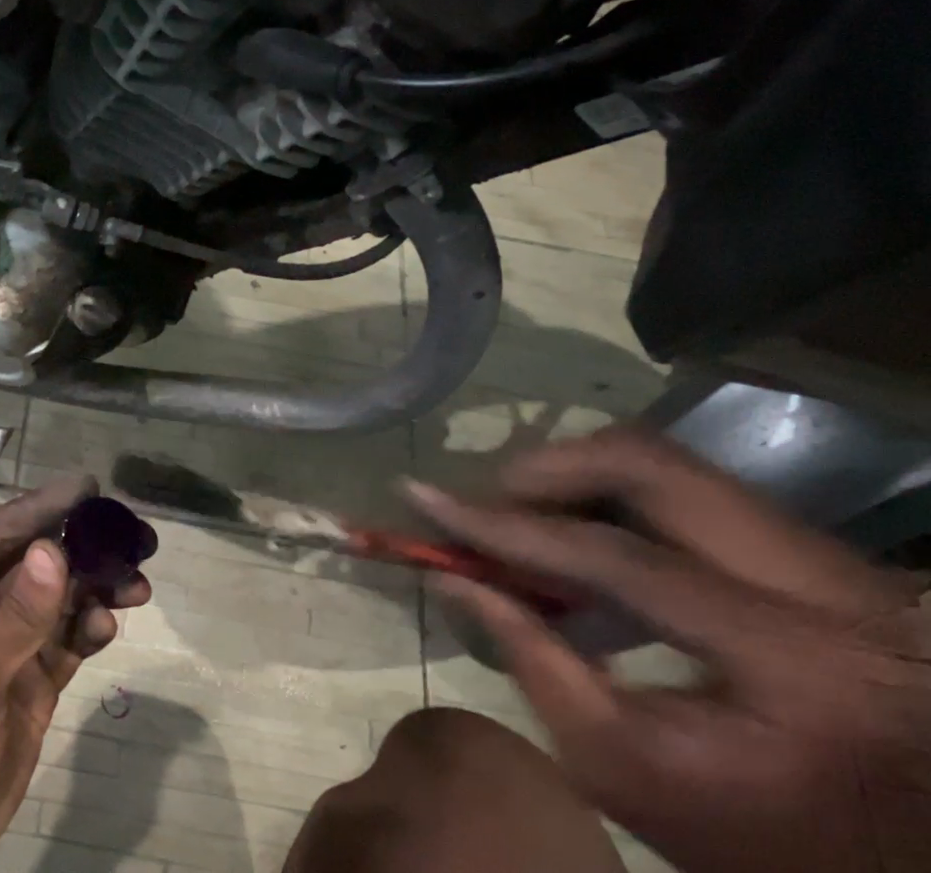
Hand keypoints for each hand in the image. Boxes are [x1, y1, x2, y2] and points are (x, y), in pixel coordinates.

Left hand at [0, 476, 153, 872]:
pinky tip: (108, 627)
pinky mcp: (28, 685)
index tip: (89, 488)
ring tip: (137, 586)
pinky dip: (87, 631)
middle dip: (79, 548)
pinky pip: (64, 644)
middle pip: (32, 564)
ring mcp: (3, 649)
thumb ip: (13, 620)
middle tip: (134, 537)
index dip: (39, 508)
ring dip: (93, 590)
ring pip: (55, 602)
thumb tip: (54, 551)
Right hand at [405, 428, 929, 872]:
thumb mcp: (618, 768)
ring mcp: (838, 564)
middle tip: (481, 502)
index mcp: (791, 659)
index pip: (619, 556)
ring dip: (577, 484)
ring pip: (677, 468)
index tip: (420, 495)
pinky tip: (578, 545)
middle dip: (548, 472)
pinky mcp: (824, 559)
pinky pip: (697, 496)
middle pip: (659, 468)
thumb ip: (532, 659)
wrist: (889, 855)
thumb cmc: (745, 833)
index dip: (507, 524)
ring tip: (520, 526)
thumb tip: (451, 574)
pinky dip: (617, 505)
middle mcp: (834, 588)